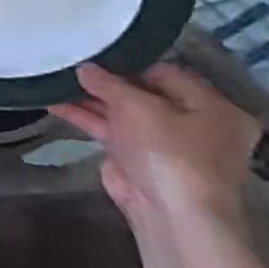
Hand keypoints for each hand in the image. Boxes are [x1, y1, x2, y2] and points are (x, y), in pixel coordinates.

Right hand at [52, 62, 261, 225]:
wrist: (169, 215)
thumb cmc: (171, 153)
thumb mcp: (140, 107)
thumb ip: (109, 83)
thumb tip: (84, 68)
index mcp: (215, 109)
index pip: (167, 73)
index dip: (130, 62)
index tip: (95, 52)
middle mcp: (192, 124)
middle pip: (142, 92)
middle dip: (106, 81)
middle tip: (70, 63)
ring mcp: (162, 142)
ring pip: (120, 111)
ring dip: (88, 97)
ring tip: (54, 78)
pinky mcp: (135, 157)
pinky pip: (107, 128)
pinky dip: (83, 116)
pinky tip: (54, 102)